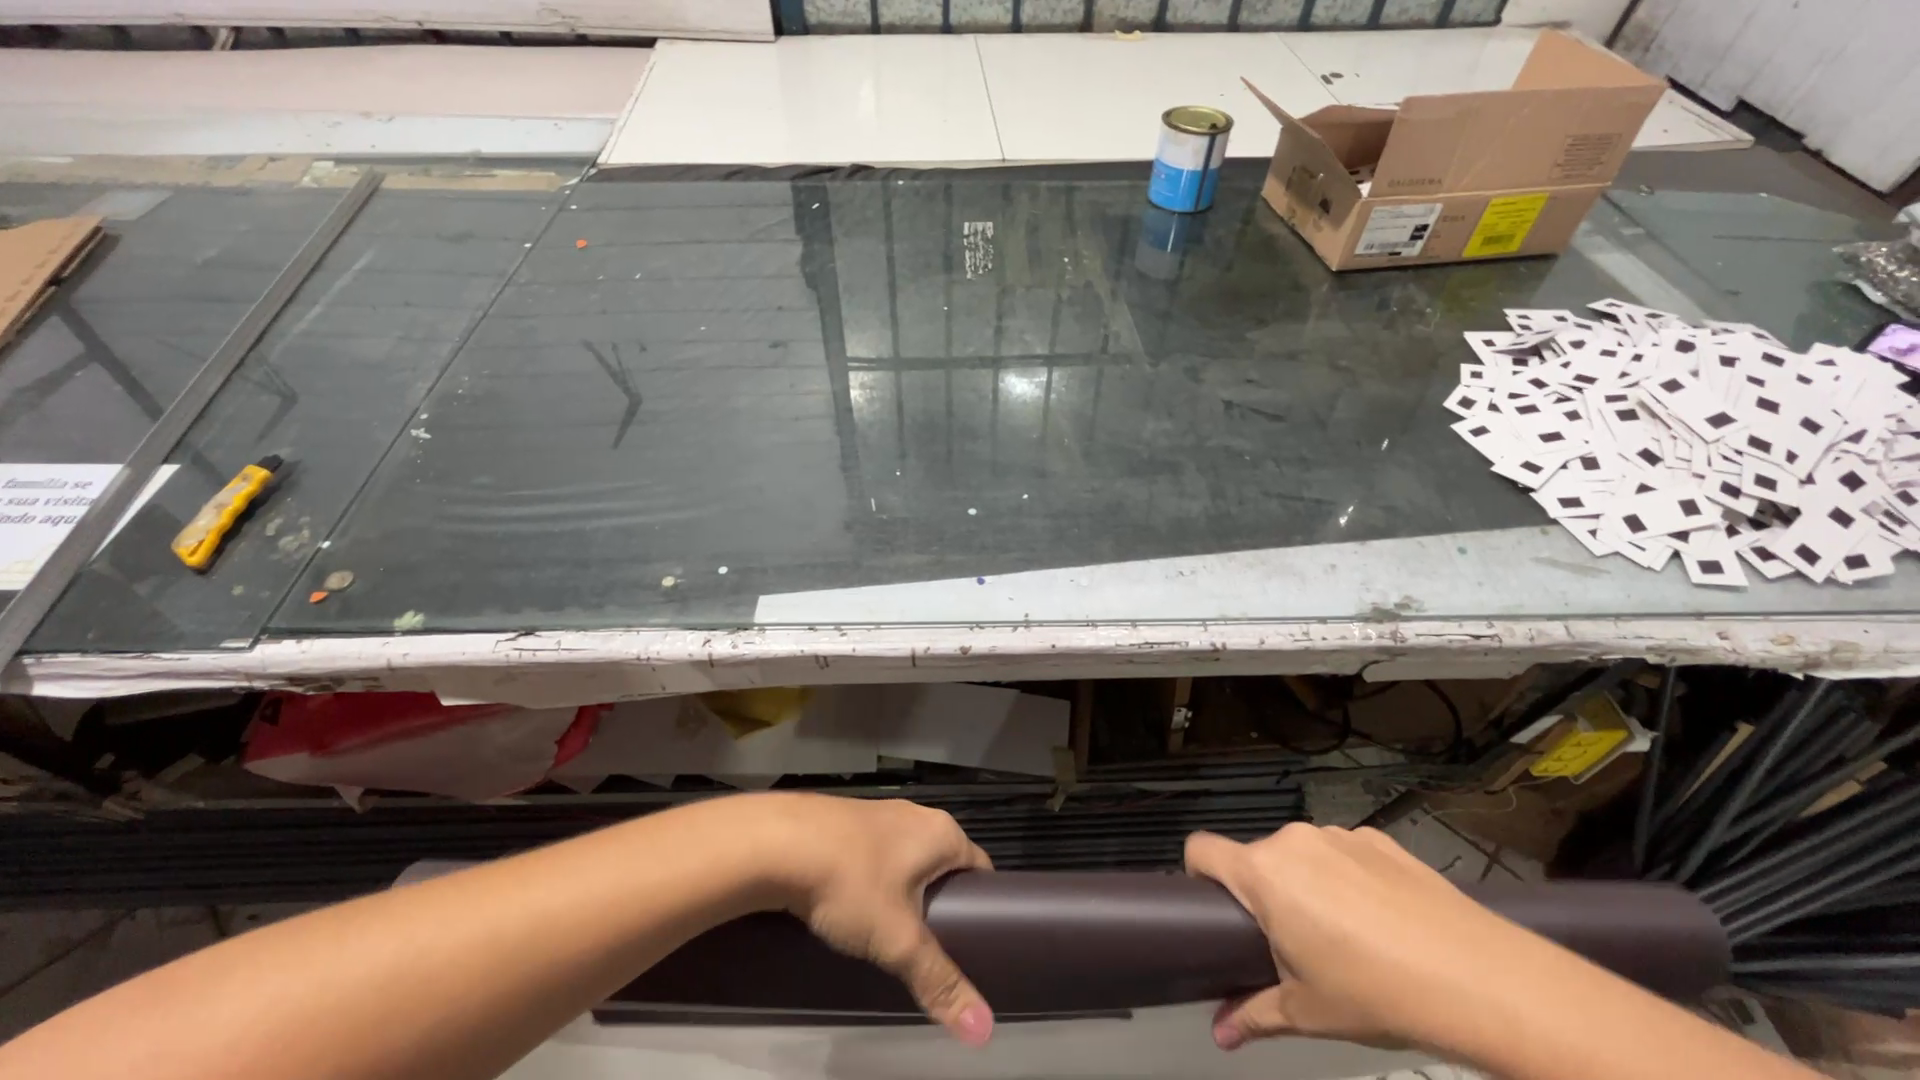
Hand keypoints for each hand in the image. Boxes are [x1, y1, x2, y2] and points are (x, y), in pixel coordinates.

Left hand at [748, 794, 995, 1044]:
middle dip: (939, 903)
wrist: (773, 843)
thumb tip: (983, 1032)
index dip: (984, 906)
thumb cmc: (849, 882)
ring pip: (904, 859)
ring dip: (902, 890)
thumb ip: (939, 981)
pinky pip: (871, 854)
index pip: (981, 869)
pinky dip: (870, 879)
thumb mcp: (897, 939)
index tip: (976, 942)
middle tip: (931, 946)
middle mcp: (915, 814)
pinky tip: (850, 906)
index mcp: (942, 832)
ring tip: (890, 932)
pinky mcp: (842, 820)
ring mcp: (876, 813)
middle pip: (942, 865)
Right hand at [1185, 823, 1558, 1054]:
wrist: (1481, 979)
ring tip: (1345, 936)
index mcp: (1264, 874)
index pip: (1201, 849)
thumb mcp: (1306, 1012)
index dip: (1197, 877)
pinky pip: (1344, 853)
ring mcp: (1341, 835)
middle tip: (1291, 945)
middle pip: (1256, 858)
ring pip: (1302, 855)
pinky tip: (1383, 921)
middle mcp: (1295, 841)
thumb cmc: (1376, 994)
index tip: (1216, 913)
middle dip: (1264, 895)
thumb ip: (1253, 1015)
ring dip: (1307, 884)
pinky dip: (1349, 879)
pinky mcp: (1382, 840)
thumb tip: (1221, 1036)